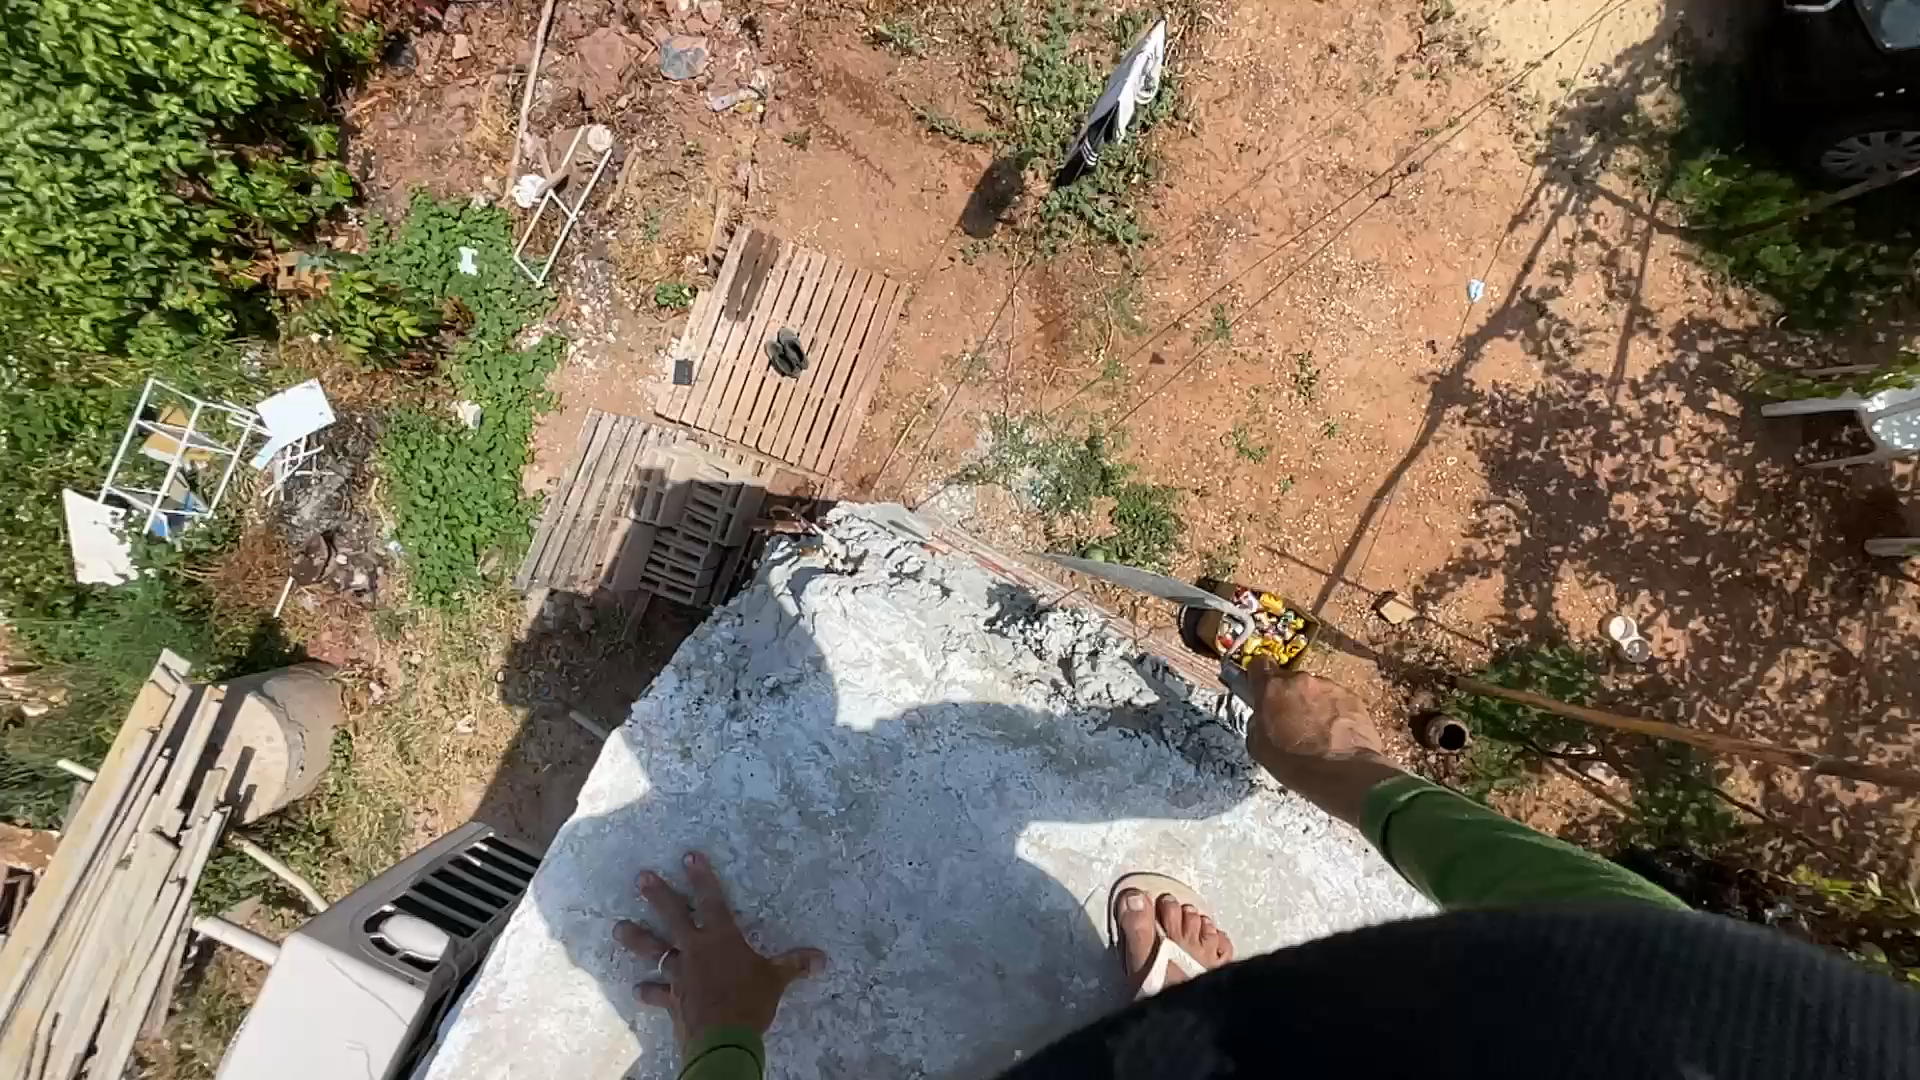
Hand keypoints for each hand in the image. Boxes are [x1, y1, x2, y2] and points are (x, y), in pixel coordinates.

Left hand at [613, 851, 827, 1050]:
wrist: (722, 1043)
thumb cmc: (750, 1003)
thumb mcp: (776, 980)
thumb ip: (795, 965)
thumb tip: (823, 959)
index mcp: (721, 938)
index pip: (712, 899)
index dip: (702, 877)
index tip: (689, 856)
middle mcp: (696, 950)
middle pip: (674, 917)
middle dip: (658, 896)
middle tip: (641, 878)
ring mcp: (680, 975)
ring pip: (654, 951)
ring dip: (636, 939)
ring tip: (617, 927)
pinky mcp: (672, 1001)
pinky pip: (657, 993)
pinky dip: (649, 991)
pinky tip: (637, 989)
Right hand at [1243, 661, 1389, 766]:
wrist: (1343, 774)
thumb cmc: (1295, 763)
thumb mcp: (1258, 745)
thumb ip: (1256, 720)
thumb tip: (1262, 716)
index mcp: (1271, 687)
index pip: (1259, 664)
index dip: (1259, 676)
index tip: (1261, 688)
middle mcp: (1299, 679)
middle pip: (1290, 680)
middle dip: (1289, 696)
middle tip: (1292, 721)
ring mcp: (1329, 686)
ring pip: (1315, 690)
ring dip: (1313, 704)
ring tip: (1318, 731)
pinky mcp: (1353, 698)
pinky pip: (1337, 700)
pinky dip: (1335, 712)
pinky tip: (1336, 734)